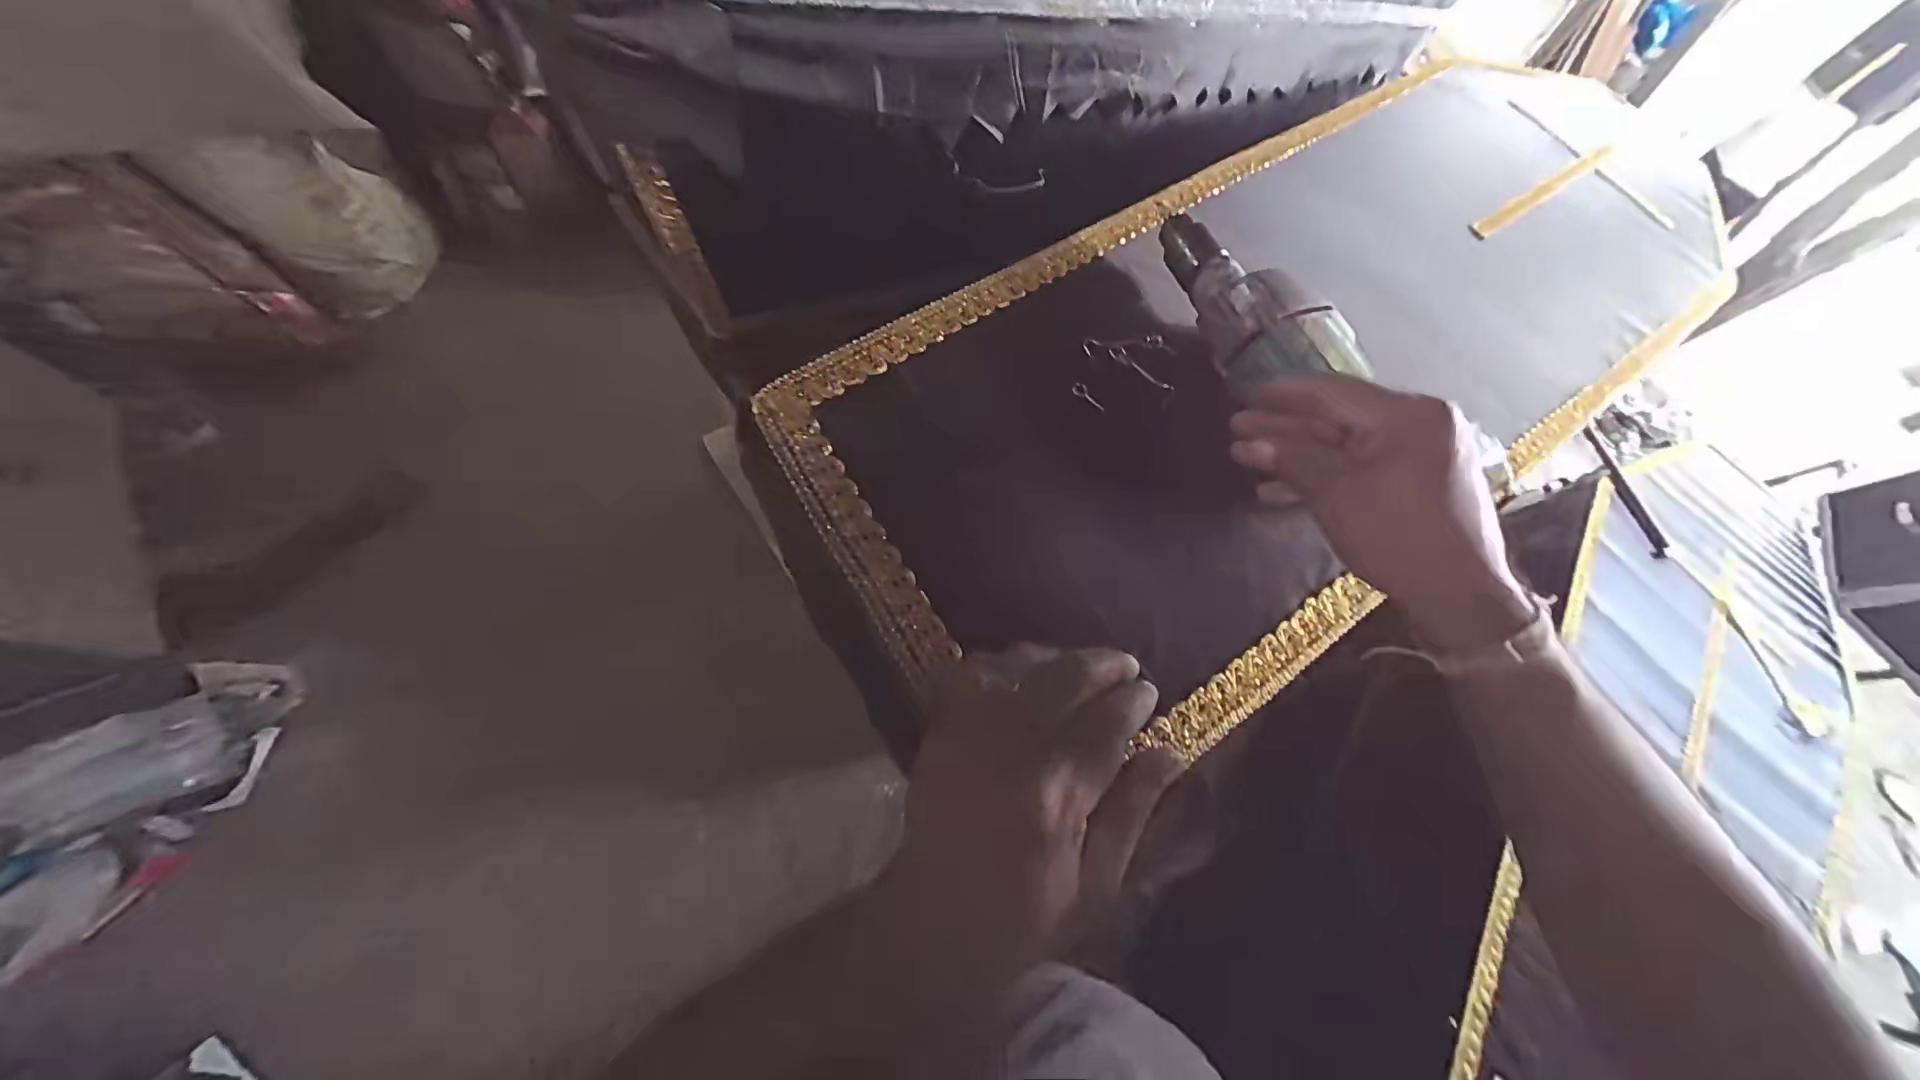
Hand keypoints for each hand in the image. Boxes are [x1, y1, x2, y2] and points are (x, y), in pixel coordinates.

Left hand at [871, 646, 1184, 995]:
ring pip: (1019, 666)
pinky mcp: (940, 730)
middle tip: (1125, 668)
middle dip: (1104, 664)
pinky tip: (1024, 674)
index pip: (1106, 722)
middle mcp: (1011, 750)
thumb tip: (1168, 752)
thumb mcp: (1097, 885)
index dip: (1134, 700)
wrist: (934, 918)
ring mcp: (968, 733)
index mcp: (1057, 795)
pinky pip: (971, 673)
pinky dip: (1002, 663)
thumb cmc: (1026, 914)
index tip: (1149, 693)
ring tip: (1080, 666)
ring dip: (1058, 658)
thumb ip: (1134, 811)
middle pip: (1065, 678)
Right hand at [1227, 375, 1532, 651]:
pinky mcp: (1418, 478)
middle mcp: (1420, 422)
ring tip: (1248, 458)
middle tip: (1239, 426)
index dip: (1284, 395)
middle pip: (1337, 417)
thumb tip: (1250, 443)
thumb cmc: (1395, 537)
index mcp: (1407, 415)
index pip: (1332, 394)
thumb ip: (1292, 460)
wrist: (1457, 593)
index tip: (1248, 394)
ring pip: (1345, 444)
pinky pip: (1362, 465)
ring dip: (1296, 453)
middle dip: (1284, 427)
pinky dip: (1324, 474)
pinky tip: (1280, 489)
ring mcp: (1421, 450)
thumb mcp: (1335, 495)